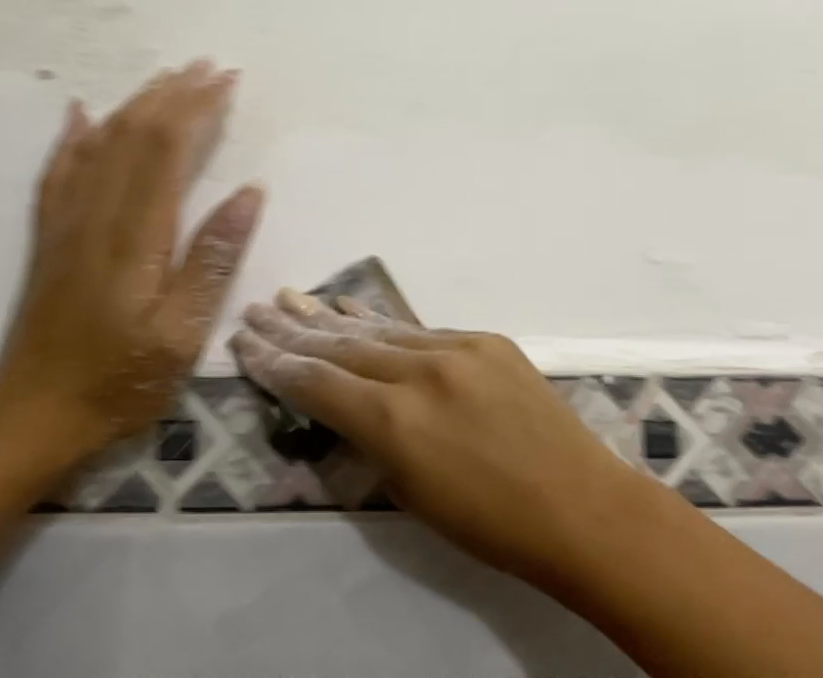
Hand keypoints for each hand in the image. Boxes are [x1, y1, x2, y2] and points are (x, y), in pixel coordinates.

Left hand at [0, 60, 264, 456]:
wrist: (33, 417)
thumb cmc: (120, 382)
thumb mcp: (183, 334)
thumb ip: (214, 260)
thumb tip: (249, 192)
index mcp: (134, 234)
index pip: (166, 148)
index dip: (197, 107)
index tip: (227, 80)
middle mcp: (95, 214)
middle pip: (133, 133)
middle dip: (173, 94)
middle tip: (208, 67)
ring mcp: (65, 223)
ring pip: (99, 142)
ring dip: (135, 104)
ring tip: (166, 78)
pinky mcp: (49, 238)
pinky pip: (59, 170)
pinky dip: (75, 135)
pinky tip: (82, 113)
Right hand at [230, 291, 642, 583]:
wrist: (580, 505)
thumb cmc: (489, 523)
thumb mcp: (409, 494)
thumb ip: (369, 442)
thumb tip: (342, 406)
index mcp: (394, 420)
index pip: (316, 383)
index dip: (274, 365)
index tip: (243, 345)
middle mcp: (419, 371)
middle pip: (340, 346)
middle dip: (292, 330)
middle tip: (256, 310)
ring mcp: (456, 349)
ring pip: (378, 329)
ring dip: (330, 317)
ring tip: (292, 299)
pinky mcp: (485, 340)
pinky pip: (419, 330)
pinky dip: (382, 323)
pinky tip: (354, 311)